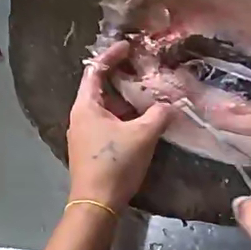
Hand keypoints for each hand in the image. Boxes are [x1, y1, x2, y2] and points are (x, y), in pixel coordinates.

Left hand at [67, 41, 173, 208]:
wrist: (96, 203)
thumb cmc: (115, 164)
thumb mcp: (143, 135)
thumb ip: (159, 114)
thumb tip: (170, 104)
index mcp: (86, 106)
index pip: (95, 70)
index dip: (112, 55)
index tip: (129, 46)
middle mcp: (80, 117)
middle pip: (101, 88)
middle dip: (124, 78)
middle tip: (146, 70)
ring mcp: (84, 134)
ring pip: (107, 108)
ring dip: (127, 101)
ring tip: (150, 94)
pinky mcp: (91, 149)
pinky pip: (108, 124)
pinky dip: (124, 117)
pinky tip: (143, 121)